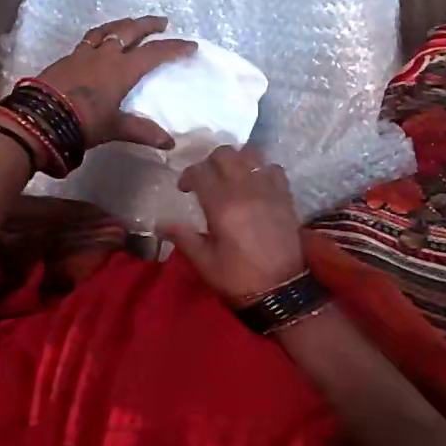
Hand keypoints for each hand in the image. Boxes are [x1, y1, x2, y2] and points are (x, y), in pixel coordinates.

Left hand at [36, 16, 196, 147]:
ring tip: (130, 24)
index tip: (190, 45)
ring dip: (122, 25)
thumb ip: (141, 131)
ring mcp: (82, 54)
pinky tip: (98, 42)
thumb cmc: (81, 122)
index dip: (173, 48)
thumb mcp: (113, 128)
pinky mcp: (66, 59)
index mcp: (121, 69)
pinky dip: (100, 36)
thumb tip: (168, 143)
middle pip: (129, 31)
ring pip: (106, 31)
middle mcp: (104, 55)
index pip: (154, 53)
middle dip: (148, 25)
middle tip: (162, 22)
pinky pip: (88, 40)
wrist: (38, 119)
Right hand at [161, 145, 304, 300]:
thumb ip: (183, 237)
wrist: (282, 291)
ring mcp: (269, 190)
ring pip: (251, 154)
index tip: (184, 189)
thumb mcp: (205, 263)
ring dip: (236, 160)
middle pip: (226, 154)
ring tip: (230, 177)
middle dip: (210, 162)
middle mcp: (246, 190)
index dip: (188, 176)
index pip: (200, 171)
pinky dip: (262, 170)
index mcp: (222, 206)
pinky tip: (256, 185)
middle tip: (206, 180)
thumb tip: (159, 225)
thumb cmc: (239, 279)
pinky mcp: (285, 197)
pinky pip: (273, 169)